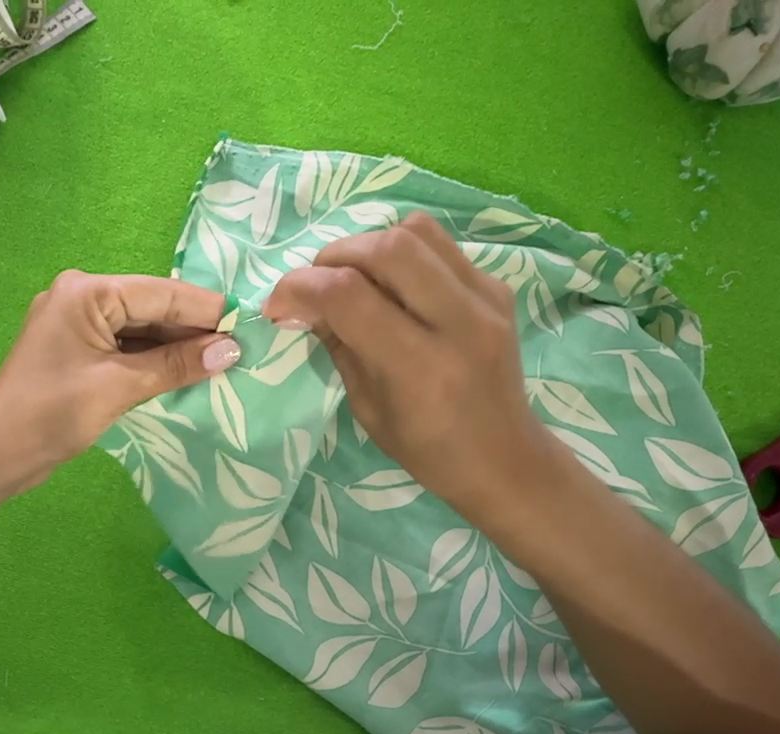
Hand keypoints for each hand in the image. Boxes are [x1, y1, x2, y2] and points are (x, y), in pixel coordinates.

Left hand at [0, 271, 237, 490]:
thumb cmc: (52, 415)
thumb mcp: (120, 387)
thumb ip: (175, 364)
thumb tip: (231, 349)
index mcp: (86, 292)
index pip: (161, 294)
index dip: (206, 312)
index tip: (251, 326)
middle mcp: (79, 296)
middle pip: (151, 308)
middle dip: (192, 331)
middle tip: (241, 351)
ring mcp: (74, 324)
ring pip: (138, 330)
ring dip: (174, 348)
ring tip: (221, 363)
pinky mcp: (74, 352)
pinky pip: (123, 348)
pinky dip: (151, 361)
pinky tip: (183, 373)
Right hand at [264, 213, 548, 510]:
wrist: (501, 456)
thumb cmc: (423, 447)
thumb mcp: (365, 405)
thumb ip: (338, 345)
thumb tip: (301, 304)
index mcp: (417, 367)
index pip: (347, 296)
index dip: (299, 287)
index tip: (278, 305)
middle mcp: (457, 323)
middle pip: (387, 248)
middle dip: (334, 256)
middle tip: (314, 282)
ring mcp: (485, 299)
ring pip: (417, 231)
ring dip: (369, 244)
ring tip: (351, 274)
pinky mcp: (498, 287)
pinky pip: (440, 246)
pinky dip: (402, 253)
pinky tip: (391, 284)